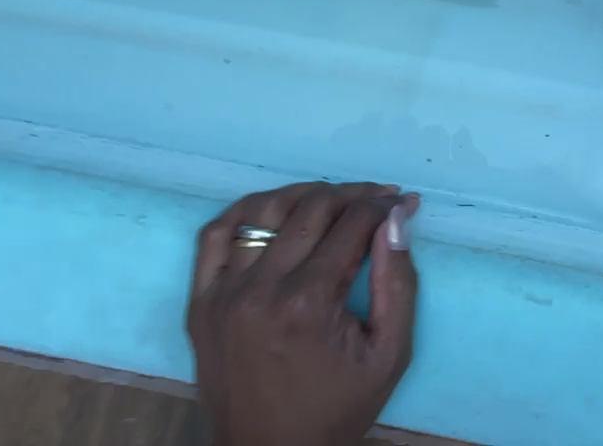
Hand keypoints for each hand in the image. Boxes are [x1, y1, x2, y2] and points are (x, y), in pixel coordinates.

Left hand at [187, 182, 421, 445]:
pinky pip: (215, 234)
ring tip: (333, 201)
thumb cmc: (338, 407)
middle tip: (377, 199)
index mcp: (309, 303)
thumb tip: (397, 217)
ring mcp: (223, 294)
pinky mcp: (199, 303)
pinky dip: (247, 210)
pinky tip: (276, 209)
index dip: (384, 206)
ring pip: (265, 209)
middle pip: (312, 208)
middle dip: (353, 194)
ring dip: (305, 194)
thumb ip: (400, 281)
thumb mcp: (390, 353)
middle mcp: (261, 289)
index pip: (352, 223)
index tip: (403, 202)